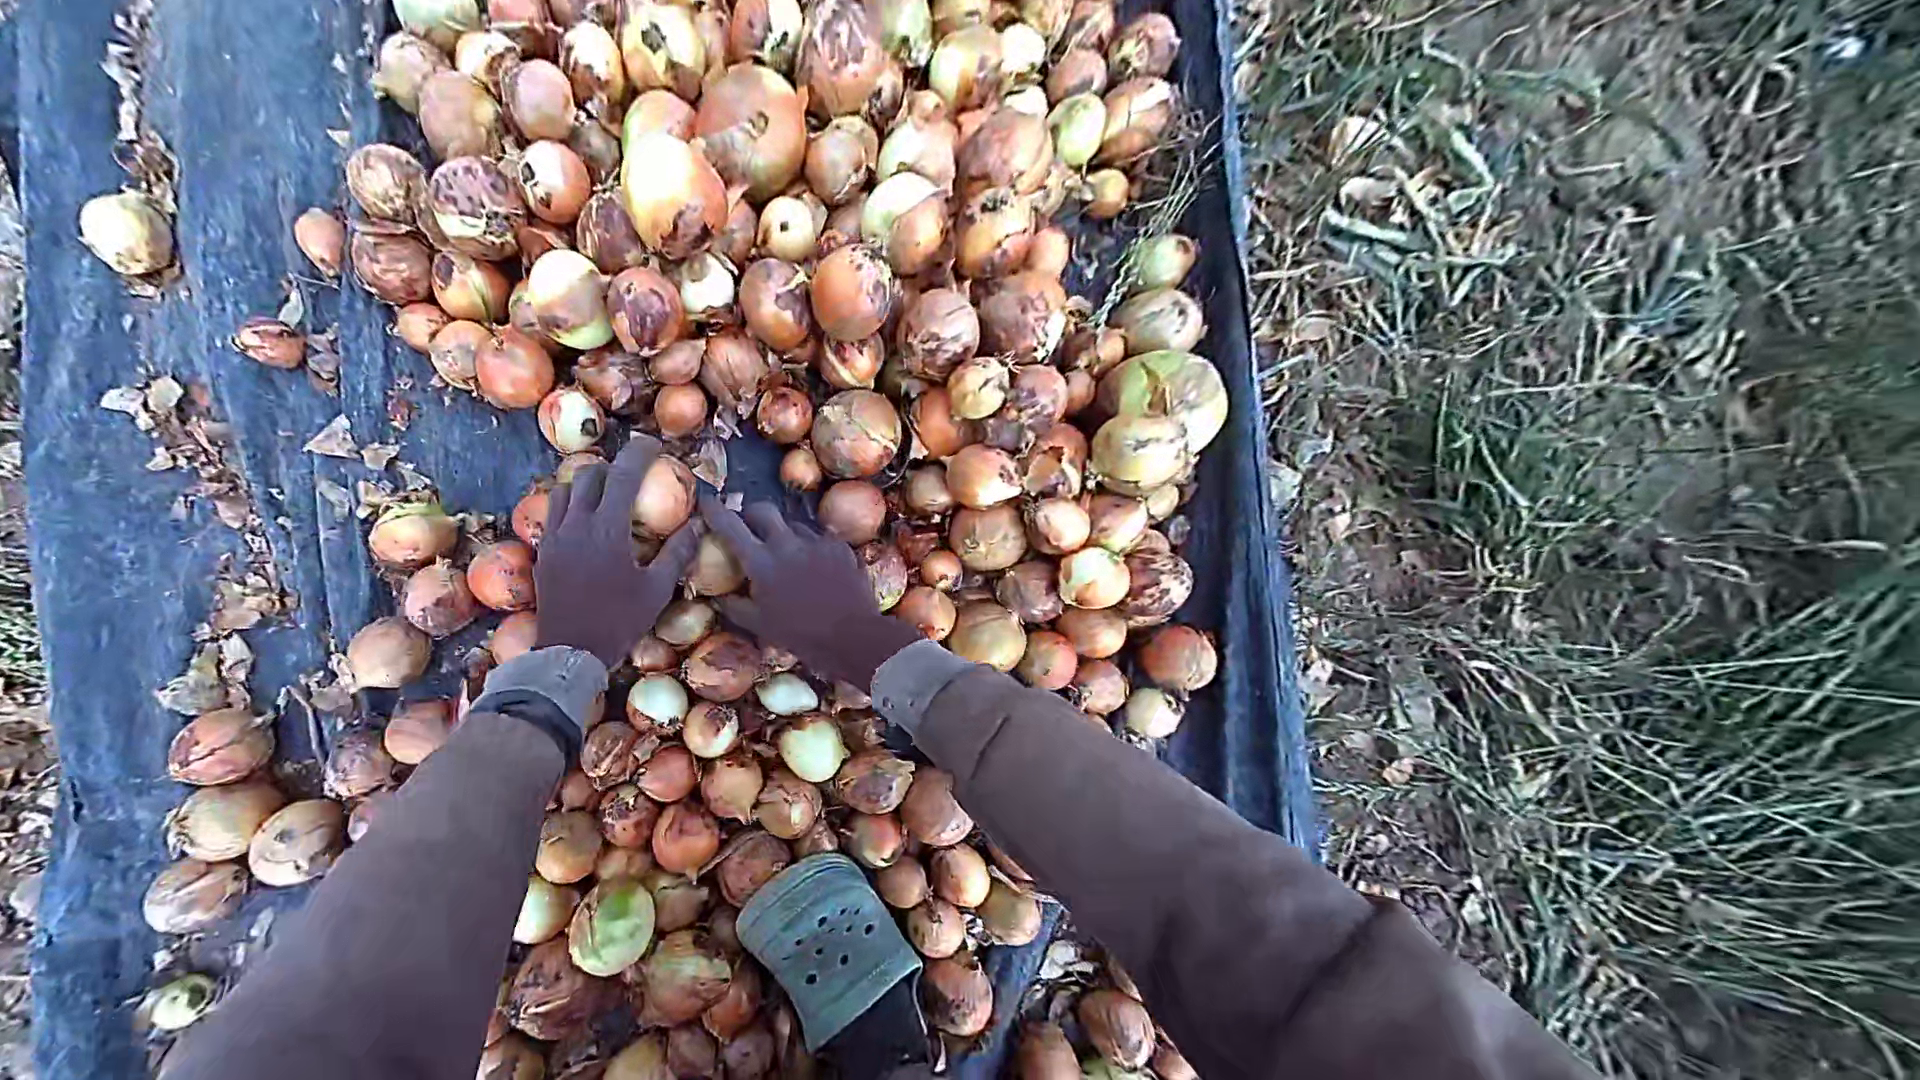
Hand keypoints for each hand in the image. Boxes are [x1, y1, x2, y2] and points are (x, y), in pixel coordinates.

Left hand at [535, 437, 699, 666]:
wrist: (570, 651)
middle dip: (614, 466)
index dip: (639, 454)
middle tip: (635, 471)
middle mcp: (575, 526)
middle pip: (590, 476)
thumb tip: (699, 525)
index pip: (622, 477)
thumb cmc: (620, 620)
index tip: (654, 444)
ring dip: (588, 482)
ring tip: (608, 490)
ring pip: (565, 491)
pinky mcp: (543, 551)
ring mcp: (554, 537)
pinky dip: (571, 502)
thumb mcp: (658, 589)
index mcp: (607, 531)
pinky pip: (553, 512)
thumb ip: (678, 552)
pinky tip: (586, 516)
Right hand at [699, 496, 921, 688]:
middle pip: (763, 509)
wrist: (852, 635)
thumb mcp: (759, 625)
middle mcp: (787, 543)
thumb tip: (718, 597)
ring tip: (787, 554)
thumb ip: (734, 606)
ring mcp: (817, 541)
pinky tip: (814, 565)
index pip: (729, 525)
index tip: (708, 502)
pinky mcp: (840, 545)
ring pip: (793, 523)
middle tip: (750, 527)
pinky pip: (819, 537)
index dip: (715, 510)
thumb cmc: (801, 635)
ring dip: (783, 532)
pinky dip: (810, 546)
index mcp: (761, 562)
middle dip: (751, 513)